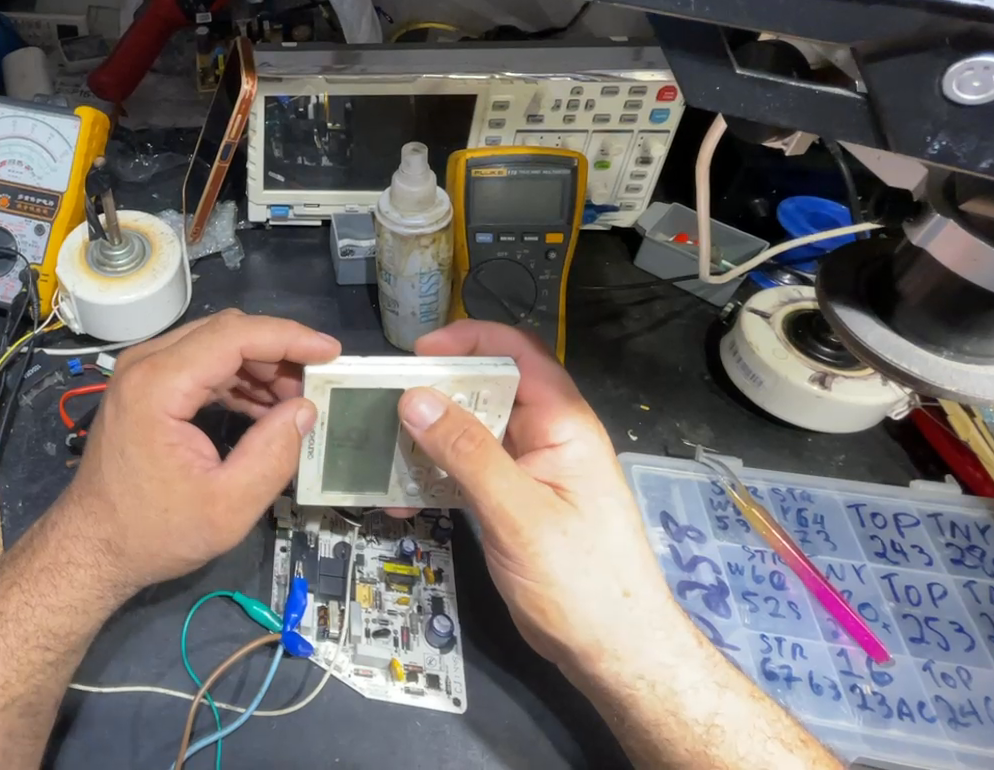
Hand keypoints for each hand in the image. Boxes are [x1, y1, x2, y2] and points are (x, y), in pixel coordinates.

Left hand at [50, 310, 339, 595]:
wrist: (93, 545)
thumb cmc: (155, 532)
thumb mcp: (228, 507)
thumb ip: (273, 454)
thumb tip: (305, 409)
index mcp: (159, 383)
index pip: (234, 335)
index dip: (288, 337)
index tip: (330, 351)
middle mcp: (146, 363)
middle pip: (224, 332)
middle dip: (277, 352)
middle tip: (317, 383)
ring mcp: (142, 371)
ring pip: (214, 344)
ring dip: (258, 366)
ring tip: (296, 401)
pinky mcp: (145, 385)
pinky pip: (199, 364)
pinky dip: (236, 378)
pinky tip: (263, 408)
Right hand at [400, 321, 680, 675]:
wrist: (612, 654)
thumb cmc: (580, 579)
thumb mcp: (518, 512)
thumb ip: (467, 451)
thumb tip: (414, 397)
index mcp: (561, 423)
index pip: (518, 354)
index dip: (469, 340)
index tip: (417, 352)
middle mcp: (542, 435)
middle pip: (483, 389)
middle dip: (433, 391)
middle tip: (383, 400)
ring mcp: (524, 467)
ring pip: (467, 429)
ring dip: (424, 438)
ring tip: (381, 450)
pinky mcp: (507, 497)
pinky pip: (462, 468)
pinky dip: (431, 475)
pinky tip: (401, 499)